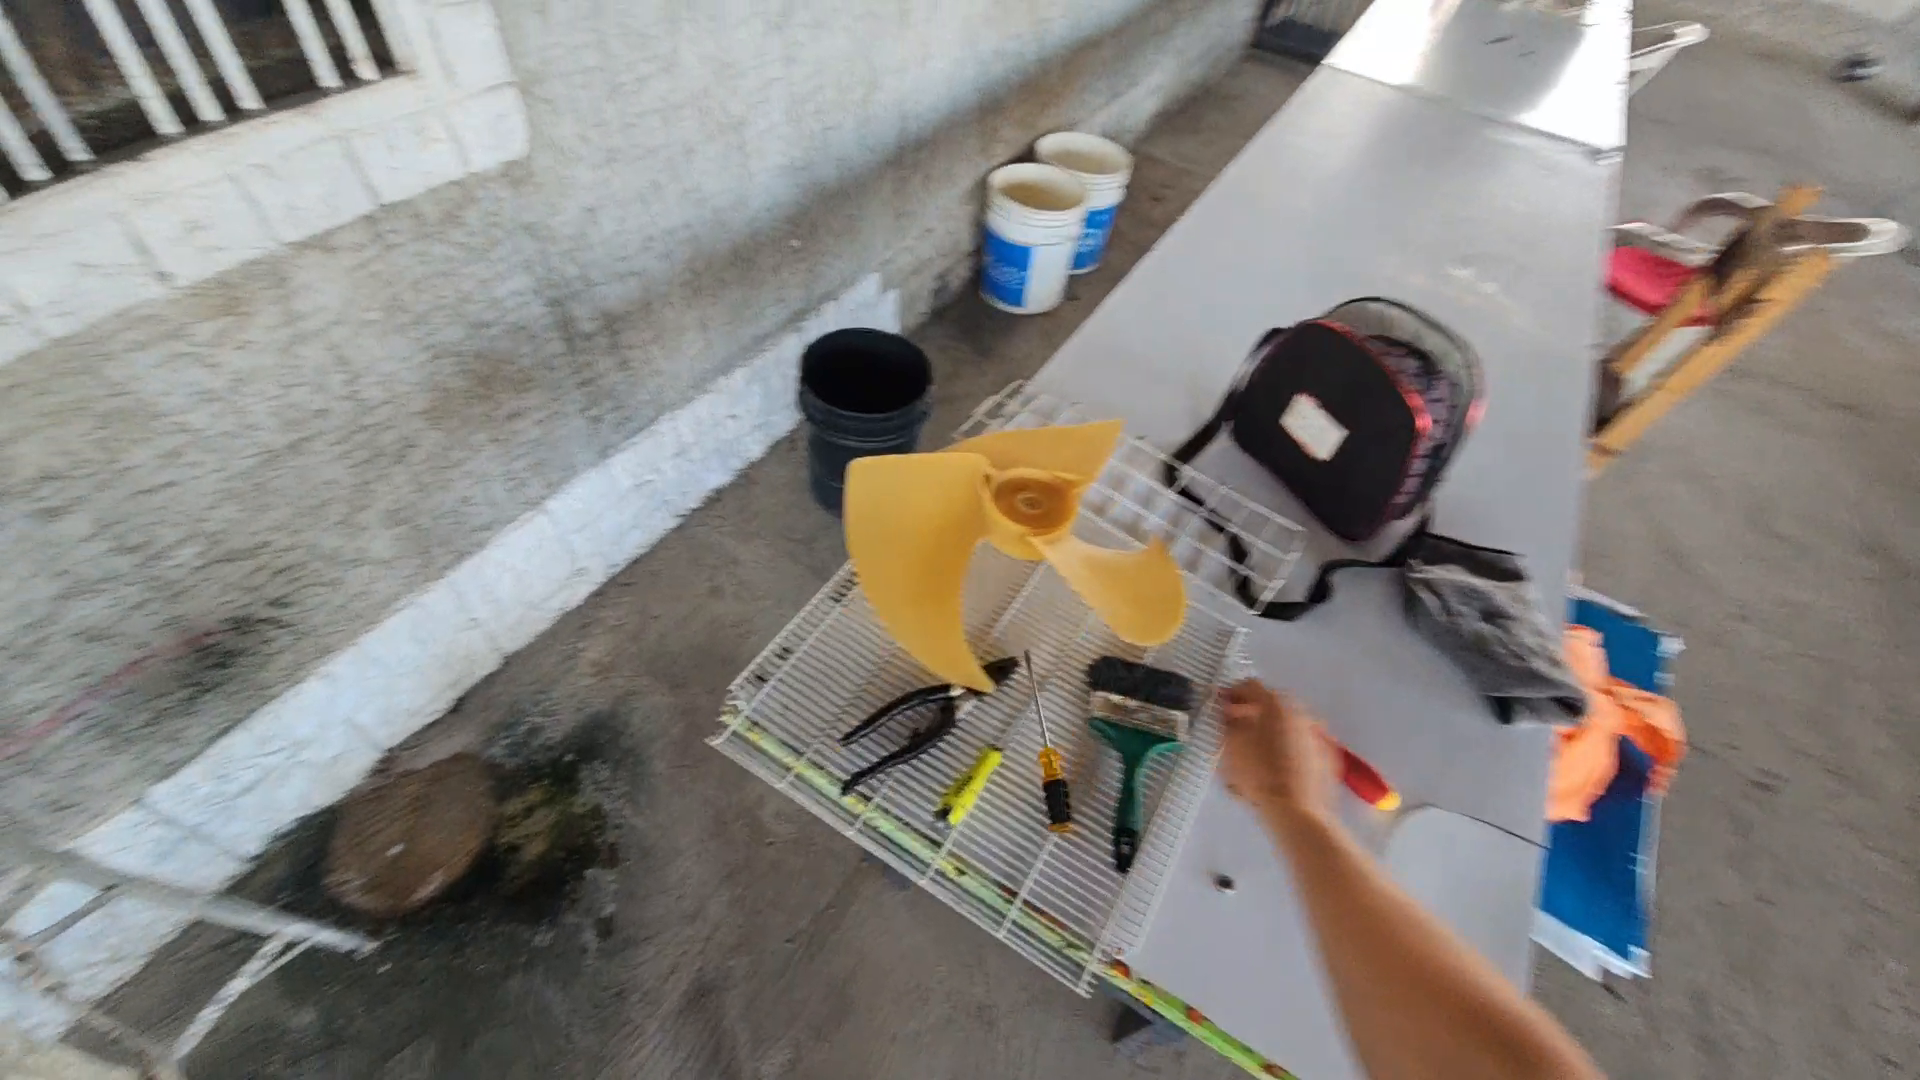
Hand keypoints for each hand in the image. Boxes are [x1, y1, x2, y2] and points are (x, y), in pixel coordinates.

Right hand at [1219, 679, 1336, 824]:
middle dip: (1250, 713)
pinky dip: (1285, 749)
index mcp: (1275, 703)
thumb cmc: (1258, 772)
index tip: (1218, 705)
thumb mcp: (1231, 743)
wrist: (1296, 811)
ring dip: (1267, 731)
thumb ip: (1227, 721)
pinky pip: (1298, 745)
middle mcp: (1300, 711)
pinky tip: (1272, 767)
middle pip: (1270, 705)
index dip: (1230, 693)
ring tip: (1251, 751)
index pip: (1249, 685)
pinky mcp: (1326, 757)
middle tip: (1233, 728)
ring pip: (1285, 726)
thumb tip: (1228, 712)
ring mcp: (1316, 734)